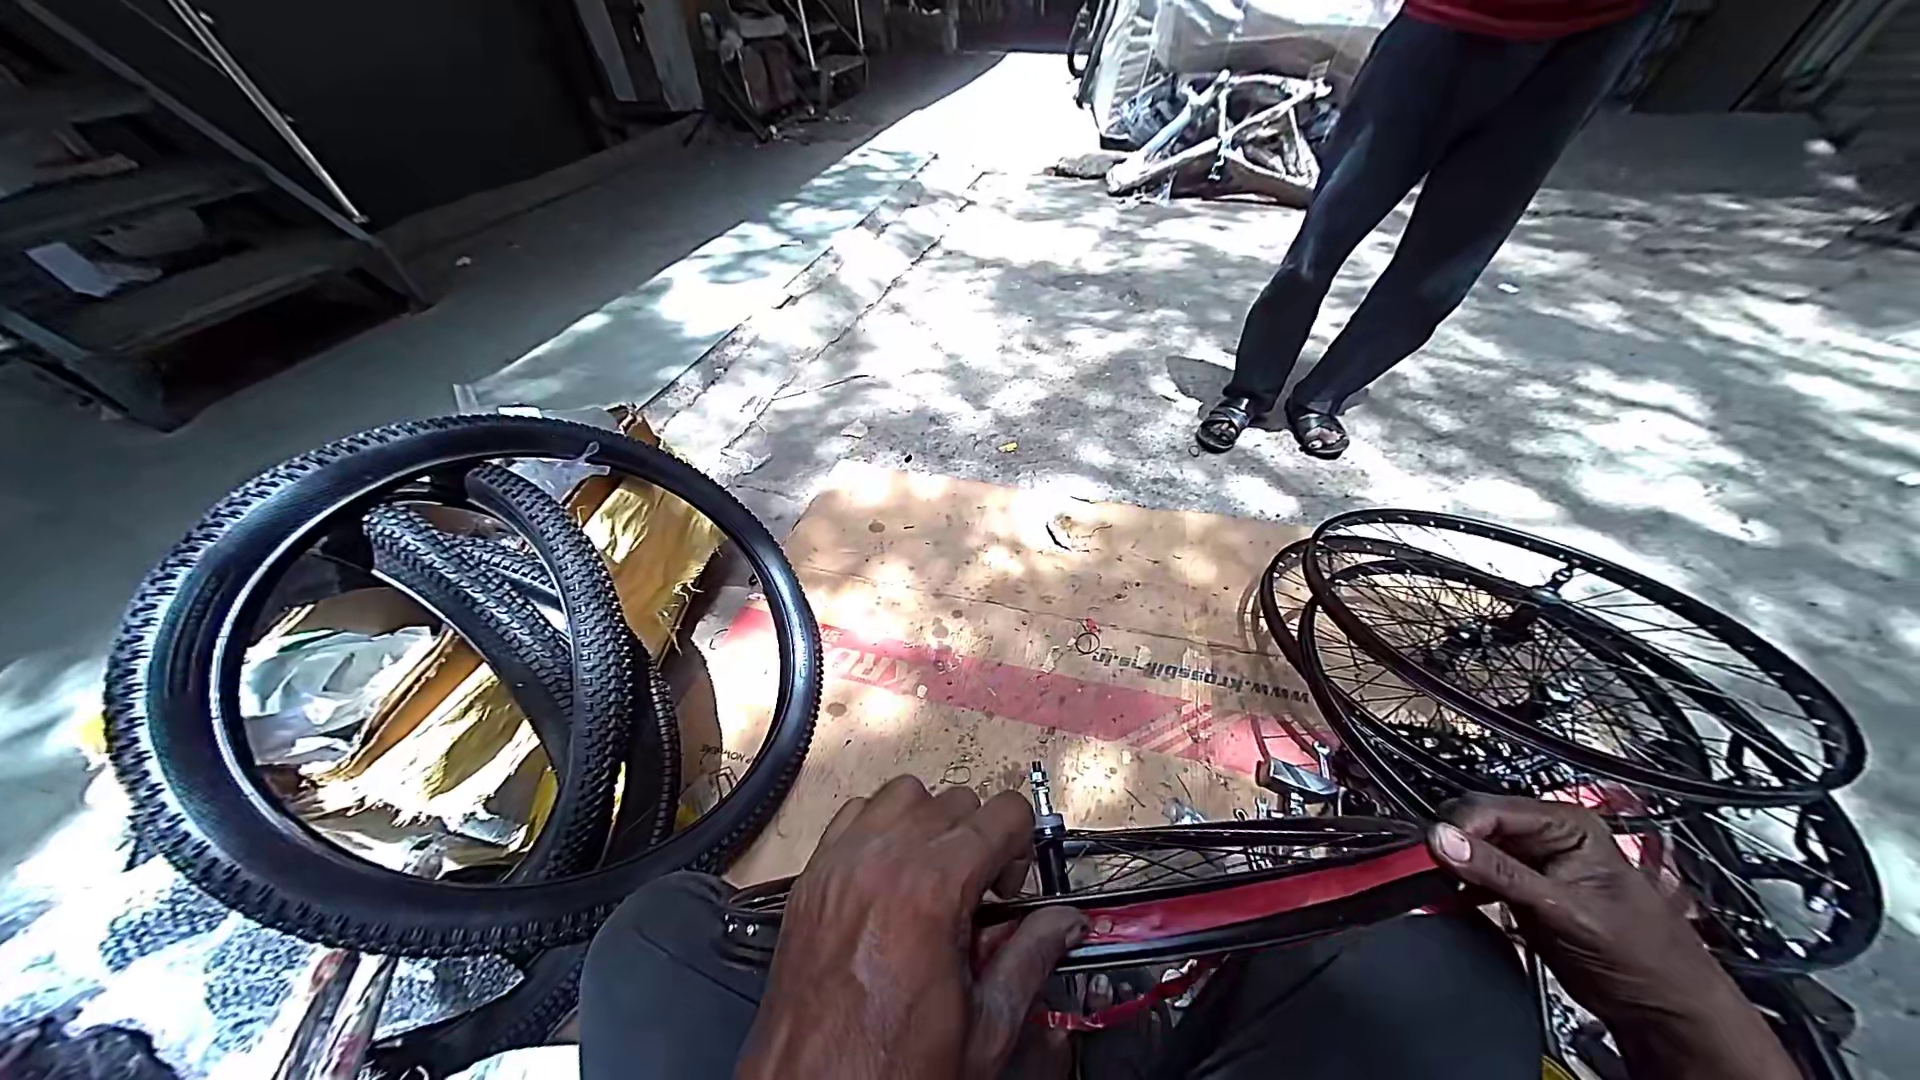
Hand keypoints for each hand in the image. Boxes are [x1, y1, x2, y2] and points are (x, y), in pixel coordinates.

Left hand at [736, 776, 1087, 1079]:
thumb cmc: (885, 1070)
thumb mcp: (983, 1027)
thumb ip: (1030, 957)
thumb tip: (1062, 923)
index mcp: (933, 889)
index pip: (1004, 812)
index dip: (1021, 845)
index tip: (1012, 882)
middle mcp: (884, 860)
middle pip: (959, 801)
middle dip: (981, 838)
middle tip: (979, 889)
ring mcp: (844, 860)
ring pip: (906, 793)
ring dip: (930, 822)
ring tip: (935, 871)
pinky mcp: (816, 872)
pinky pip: (856, 813)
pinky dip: (881, 826)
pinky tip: (890, 870)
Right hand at [1427, 795, 1797, 1079]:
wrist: (1665, 1013)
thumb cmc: (1648, 960)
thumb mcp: (1566, 910)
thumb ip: (1499, 872)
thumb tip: (1441, 838)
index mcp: (1566, 823)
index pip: (1487, 807)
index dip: (1456, 826)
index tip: (1431, 848)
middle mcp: (1543, 834)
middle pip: (1470, 821)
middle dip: (1448, 842)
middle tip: (1431, 866)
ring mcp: (1526, 859)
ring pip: (1464, 844)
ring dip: (1449, 863)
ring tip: (1439, 882)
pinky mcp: (1512, 884)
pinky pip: (1468, 870)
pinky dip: (1454, 881)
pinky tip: (1450, 894)